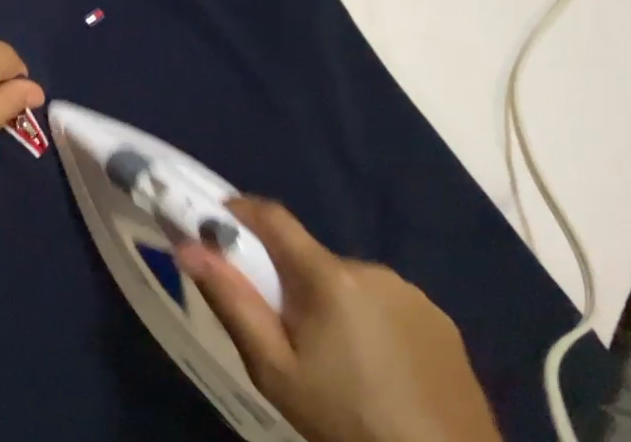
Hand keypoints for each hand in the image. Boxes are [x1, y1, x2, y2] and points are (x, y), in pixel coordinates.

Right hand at [179, 197, 503, 441]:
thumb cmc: (346, 418)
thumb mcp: (274, 369)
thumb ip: (231, 301)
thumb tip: (188, 245)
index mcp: (327, 276)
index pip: (272, 216)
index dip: (237, 212)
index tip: (214, 229)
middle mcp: (372, 269)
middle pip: (309, 258)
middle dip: (286, 281)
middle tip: (279, 332)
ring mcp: (413, 295)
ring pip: (347, 284)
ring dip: (330, 304)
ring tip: (332, 361)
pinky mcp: (442, 323)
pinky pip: (386, 306)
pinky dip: (368, 323)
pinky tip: (374, 370)